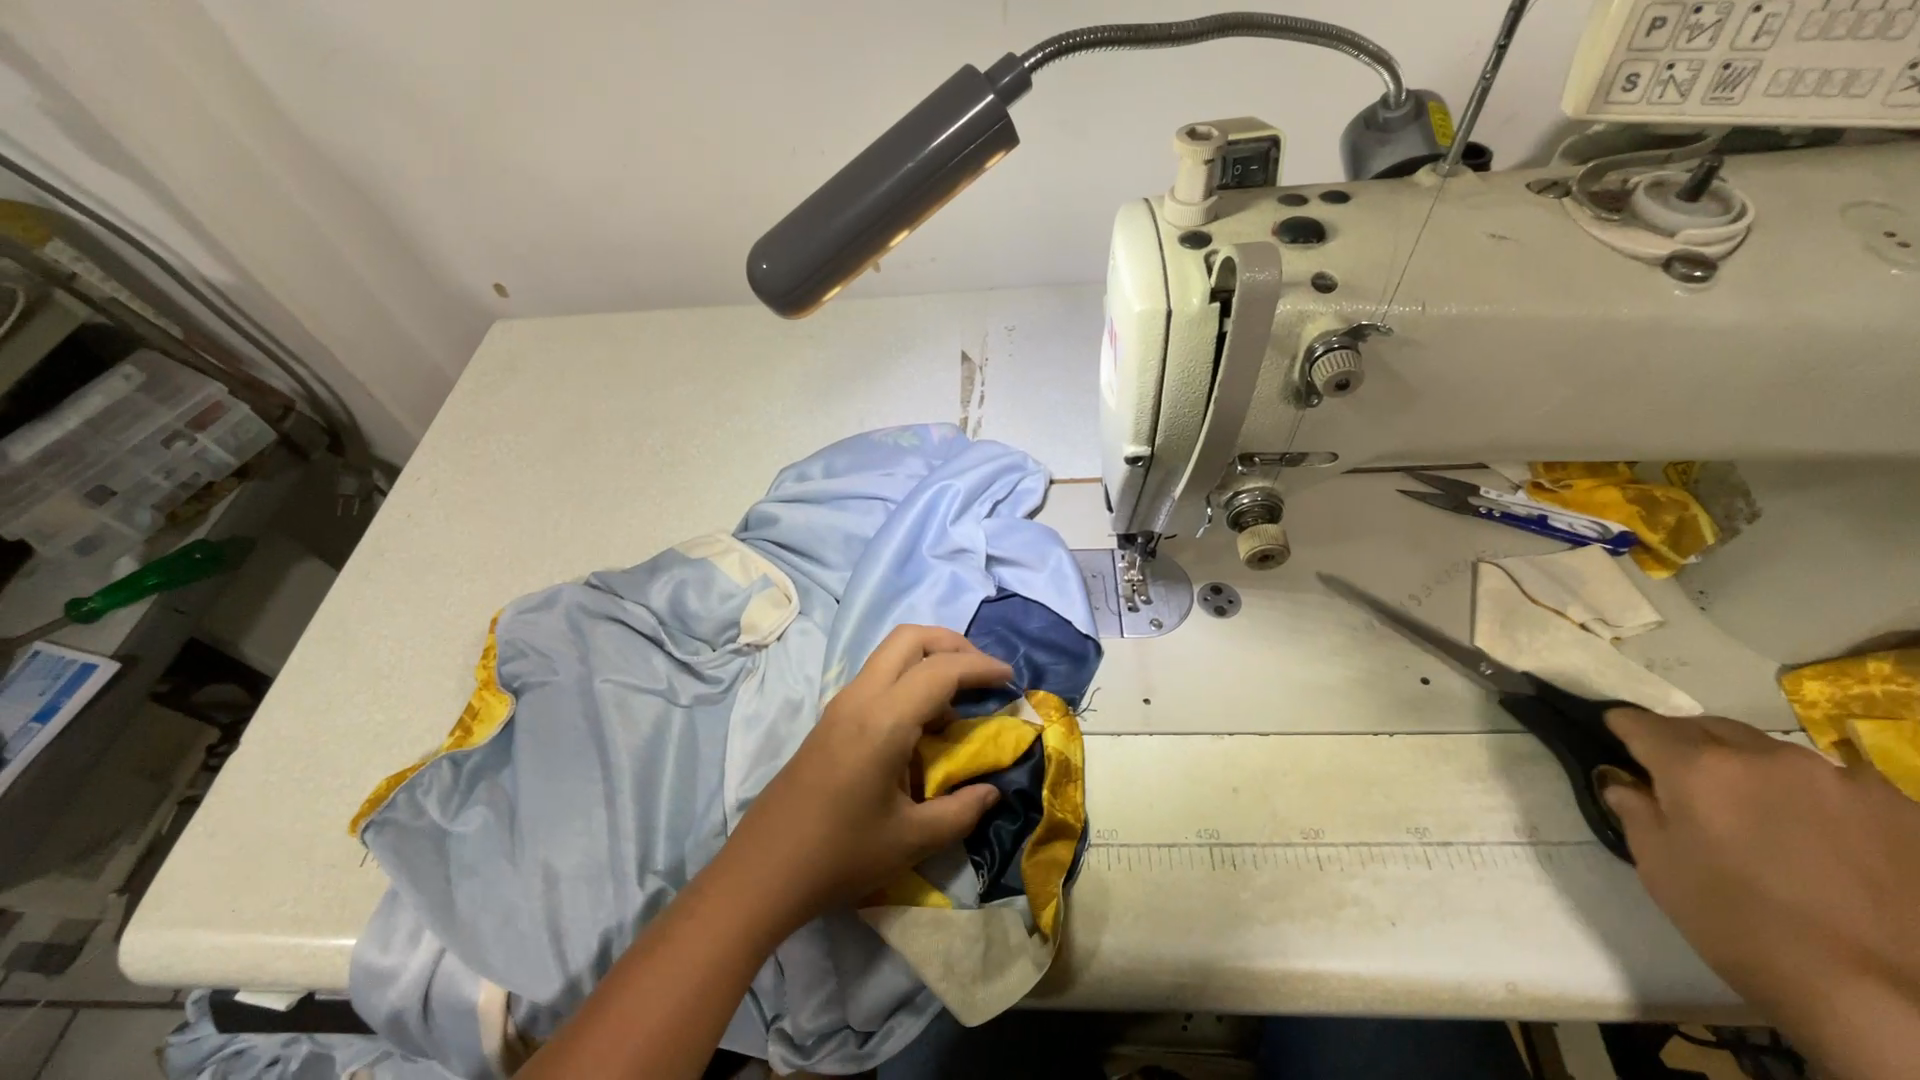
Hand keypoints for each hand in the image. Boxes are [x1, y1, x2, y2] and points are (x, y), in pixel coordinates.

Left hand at [718, 624, 1012, 932]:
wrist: (763, 872)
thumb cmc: (840, 856)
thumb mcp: (912, 840)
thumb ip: (962, 811)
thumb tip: (992, 792)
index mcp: (883, 720)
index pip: (941, 670)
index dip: (981, 667)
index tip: (1011, 678)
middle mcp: (859, 699)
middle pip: (909, 638)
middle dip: (952, 645)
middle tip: (983, 674)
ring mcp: (839, 707)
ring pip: (889, 655)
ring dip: (928, 662)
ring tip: (959, 703)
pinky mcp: (829, 722)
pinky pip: (876, 680)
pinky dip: (908, 682)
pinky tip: (924, 726)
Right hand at [1604, 709, 1919, 1078]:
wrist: (1875, 990)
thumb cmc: (1740, 927)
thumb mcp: (1662, 872)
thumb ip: (1637, 814)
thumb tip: (1625, 783)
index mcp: (1698, 769)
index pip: (1644, 725)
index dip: (1623, 725)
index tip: (1614, 730)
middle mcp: (1764, 756)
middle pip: (1710, 728)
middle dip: (1686, 742)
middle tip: (1677, 771)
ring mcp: (1838, 777)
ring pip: (1773, 751)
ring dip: (1750, 766)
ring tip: (1751, 804)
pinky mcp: (1895, 805)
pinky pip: (1837, 782)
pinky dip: (1811, 793)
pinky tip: (1816, 829)